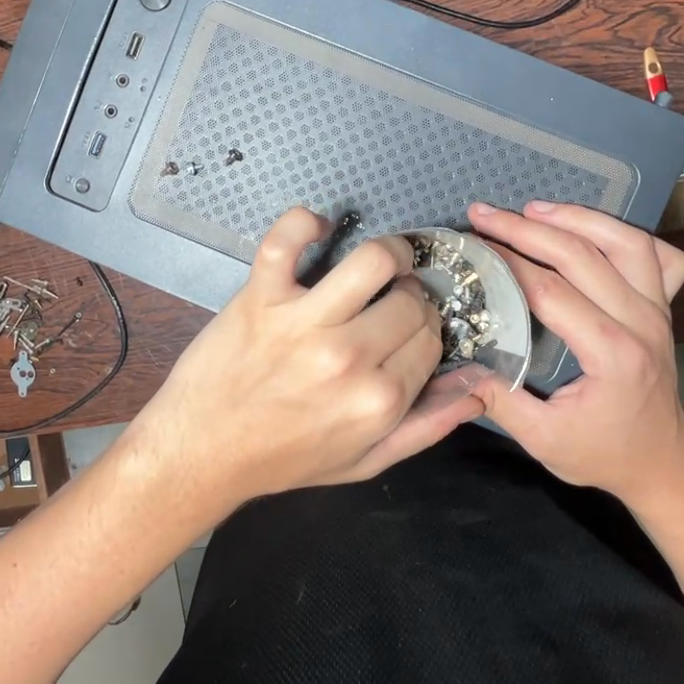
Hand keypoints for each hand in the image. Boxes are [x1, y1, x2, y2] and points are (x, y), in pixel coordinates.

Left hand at [126, 208, 485, 510]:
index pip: (431, 338)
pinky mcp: (261, 297)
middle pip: (410, 300)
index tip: (406, 330)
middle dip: (409, 298)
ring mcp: (303, 322)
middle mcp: (348, 357)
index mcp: (380, 399)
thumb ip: (428, 426)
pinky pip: (287, 239)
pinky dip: (304, 222)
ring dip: (389, 252)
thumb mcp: (365, 461)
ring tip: (380, 263)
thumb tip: (480, 388)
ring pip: (373, 260)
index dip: (424, 330)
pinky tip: (317, 227)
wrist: (202, 453)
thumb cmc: (284, 459)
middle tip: (387, 305)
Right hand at [464, 200, 683, 507]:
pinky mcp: (664, 307)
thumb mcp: (546, 441)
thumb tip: (456, 370)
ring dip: (576, 217)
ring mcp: (659, 310)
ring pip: (626, 241)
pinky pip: (658, 255)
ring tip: (531, 208)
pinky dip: (624, 235)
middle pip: (582, 255)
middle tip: (483, 213)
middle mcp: (641, 322)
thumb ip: (501, 403)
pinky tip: (591, 230)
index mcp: (611, 353)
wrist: (665, 462)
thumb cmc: (604, 454)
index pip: (551, 291)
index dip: (508, 262)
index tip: (473, 244)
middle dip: (526, 228)